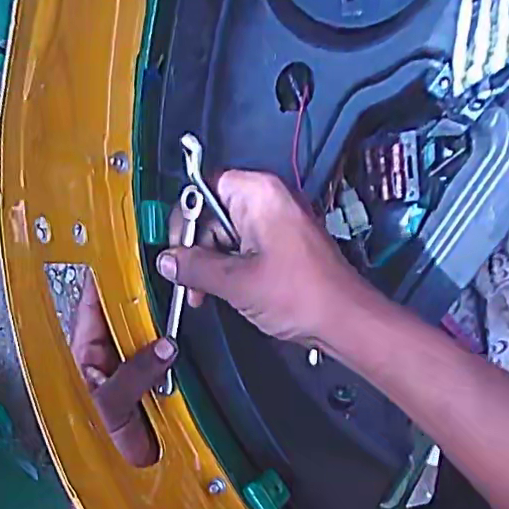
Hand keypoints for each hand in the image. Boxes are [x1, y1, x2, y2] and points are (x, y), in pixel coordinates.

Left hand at [69, 275, 176, 466]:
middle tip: (170, 268)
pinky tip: (192, 334)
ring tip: (184, 294)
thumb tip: (165, 346)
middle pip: (130, 311)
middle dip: (149, 292)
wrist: (122, 483)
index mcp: (85, 350)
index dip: (109, 272)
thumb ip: (133, 375)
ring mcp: (138, 367)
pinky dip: (184, 349)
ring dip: (168, 320)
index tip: (131, 249)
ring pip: (154, 332)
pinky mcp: (161, 383)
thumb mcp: (107, 406)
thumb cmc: (95, 447)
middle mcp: (112, 353)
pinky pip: (174, 359)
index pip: (94, 300)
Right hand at [154, 170, 381, 350]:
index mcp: (258, 195)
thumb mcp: (236, 282)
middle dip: (197, 250)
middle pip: (211, 215)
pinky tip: (228, 292)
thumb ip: (195, 268)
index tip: (177, 251)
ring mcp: (275, 225)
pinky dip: (230, 270)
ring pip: (225, 236)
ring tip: (209, 294)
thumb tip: (167, 260)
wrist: (341, 320)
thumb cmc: (303, 295)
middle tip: (190, 281)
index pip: (202, 188)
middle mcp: (267, 202)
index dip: (185, 220)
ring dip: (212, 265)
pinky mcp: (280, 247)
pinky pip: (243, 250)